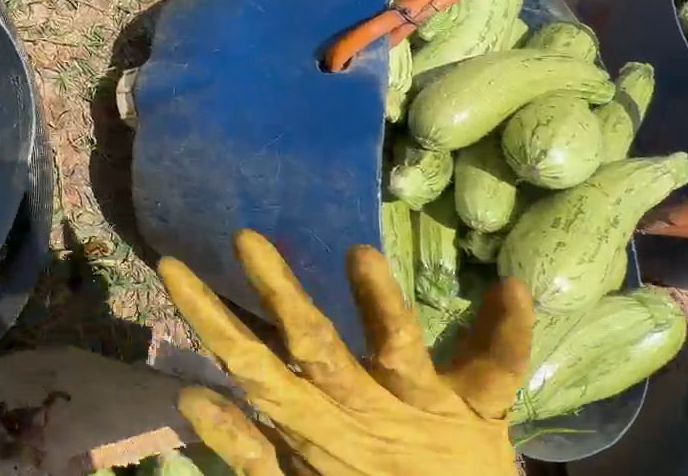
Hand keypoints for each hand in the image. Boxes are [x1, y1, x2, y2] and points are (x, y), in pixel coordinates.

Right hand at [157, 230, 531, 475]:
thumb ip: (247, 450)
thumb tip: (187, 396)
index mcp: (317, 427)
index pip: (250, 363)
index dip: (211, 318)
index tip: (173, 266)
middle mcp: (365, 411)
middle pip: (315, 347)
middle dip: (281, 294)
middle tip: (248, 237)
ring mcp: (426, 412)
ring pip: (398, 353)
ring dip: (381, 306)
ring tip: (361, 254)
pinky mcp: (482, 419)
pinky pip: (497, 374)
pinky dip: (506, 333)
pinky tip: (514, 288)